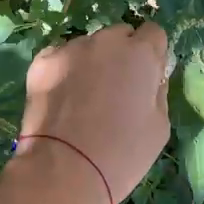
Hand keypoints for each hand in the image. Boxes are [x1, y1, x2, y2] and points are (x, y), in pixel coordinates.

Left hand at [9, 23, 169, 203]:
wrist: (65, 170)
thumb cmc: (122, 155)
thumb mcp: (159, 128)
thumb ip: (158, 91)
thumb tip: (151, 78)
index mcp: (140, 53)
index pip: (153, 33)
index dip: (151, 54)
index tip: (146, 77)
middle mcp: (106, 40)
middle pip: (120, 36)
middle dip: (121, 55)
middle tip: (116, 90)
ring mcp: (72, 46)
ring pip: (88, 46)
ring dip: (91, 63)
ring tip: (83, 101)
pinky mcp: (44, 59)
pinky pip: (60, 57)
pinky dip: (63, 72)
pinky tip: (62, 101)